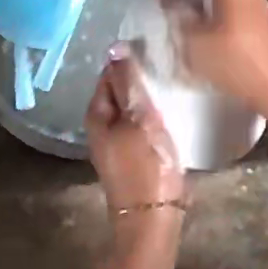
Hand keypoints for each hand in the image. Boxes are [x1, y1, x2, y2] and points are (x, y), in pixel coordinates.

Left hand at [85, 50, 185, 214]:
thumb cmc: (145, 165)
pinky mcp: (133, 157)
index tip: (154, 50)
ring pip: (132, 109)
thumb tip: (115, 47)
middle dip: (140, 78)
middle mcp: (101, 127)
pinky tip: (170, 111)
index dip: (130, 60)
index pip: (110, 73)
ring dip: (148, 98)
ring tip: (171, 84)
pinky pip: (141, 125)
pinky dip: (153, 116)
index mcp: (96, 114)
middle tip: (166, 66)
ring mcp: (116, 144)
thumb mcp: (138, 117)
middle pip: (120, 91)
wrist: (153, 221)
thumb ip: (128, 82)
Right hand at [175, 0, 267, 118]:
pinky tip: (210, 41)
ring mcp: (260, 6)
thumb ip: (176, 12)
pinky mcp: (266, 26)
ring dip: (205, 12)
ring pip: (223, 1)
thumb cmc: (233, 61)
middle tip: (169, 13)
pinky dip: (221, 22)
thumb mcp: (194, 39)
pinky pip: (236, 15)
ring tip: (187, 30)